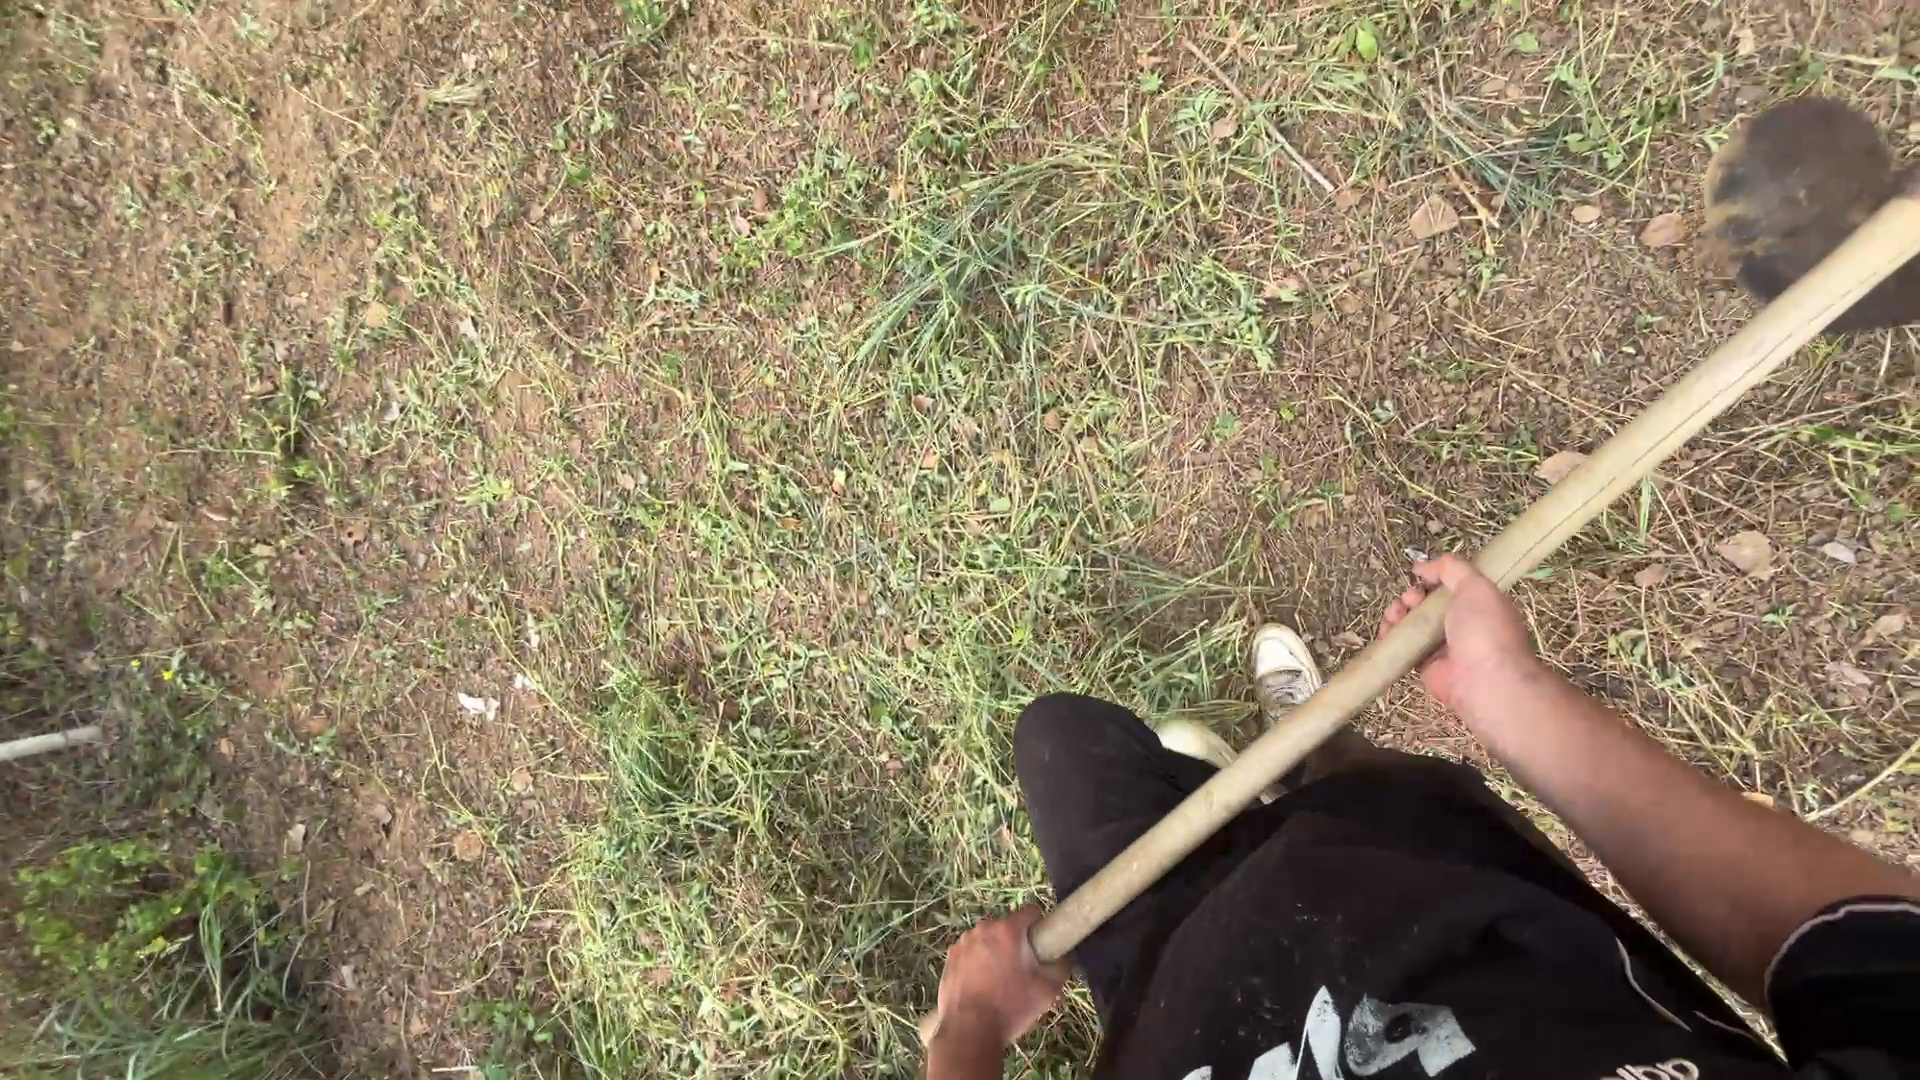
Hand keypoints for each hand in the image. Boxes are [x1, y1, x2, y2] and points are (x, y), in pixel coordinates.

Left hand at [934, 906, 1068, 1048]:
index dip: (1039, 927)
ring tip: (998, 983)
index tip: (1041, 947)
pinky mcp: (950, 956)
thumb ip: (1061, 966)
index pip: (1031, 912)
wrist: (969, 1032)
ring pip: (987, 939)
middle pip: (1007, 927)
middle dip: (1015, 943)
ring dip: (995, 952)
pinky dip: (976, 963)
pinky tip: (980, 986)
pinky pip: (970, 952)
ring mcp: (964, 941)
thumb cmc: (1011, 1008)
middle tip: (1020, 971)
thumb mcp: (1047, 991)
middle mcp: (984, 928)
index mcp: (1008, 930)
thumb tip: (1063, 954)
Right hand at [1380, 553, 1541, 721]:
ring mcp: (1441, 645)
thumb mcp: (1476, 587)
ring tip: (1395, 614)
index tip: (1420, 576)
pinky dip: (1390, 635)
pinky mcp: (1424, 663)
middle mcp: (1460, 624)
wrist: (1484, 679)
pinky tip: (1387, 630)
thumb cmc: (1484, 629)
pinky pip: (1402, 644)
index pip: (1449, 585)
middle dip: (1411, 596)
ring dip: (1397, 613)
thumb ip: (1452, 569)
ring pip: (1411, 622)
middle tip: (1410, 599)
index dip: (1432, 578)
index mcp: (1478, 604)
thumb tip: (1423, 565)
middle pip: (1426, 603)